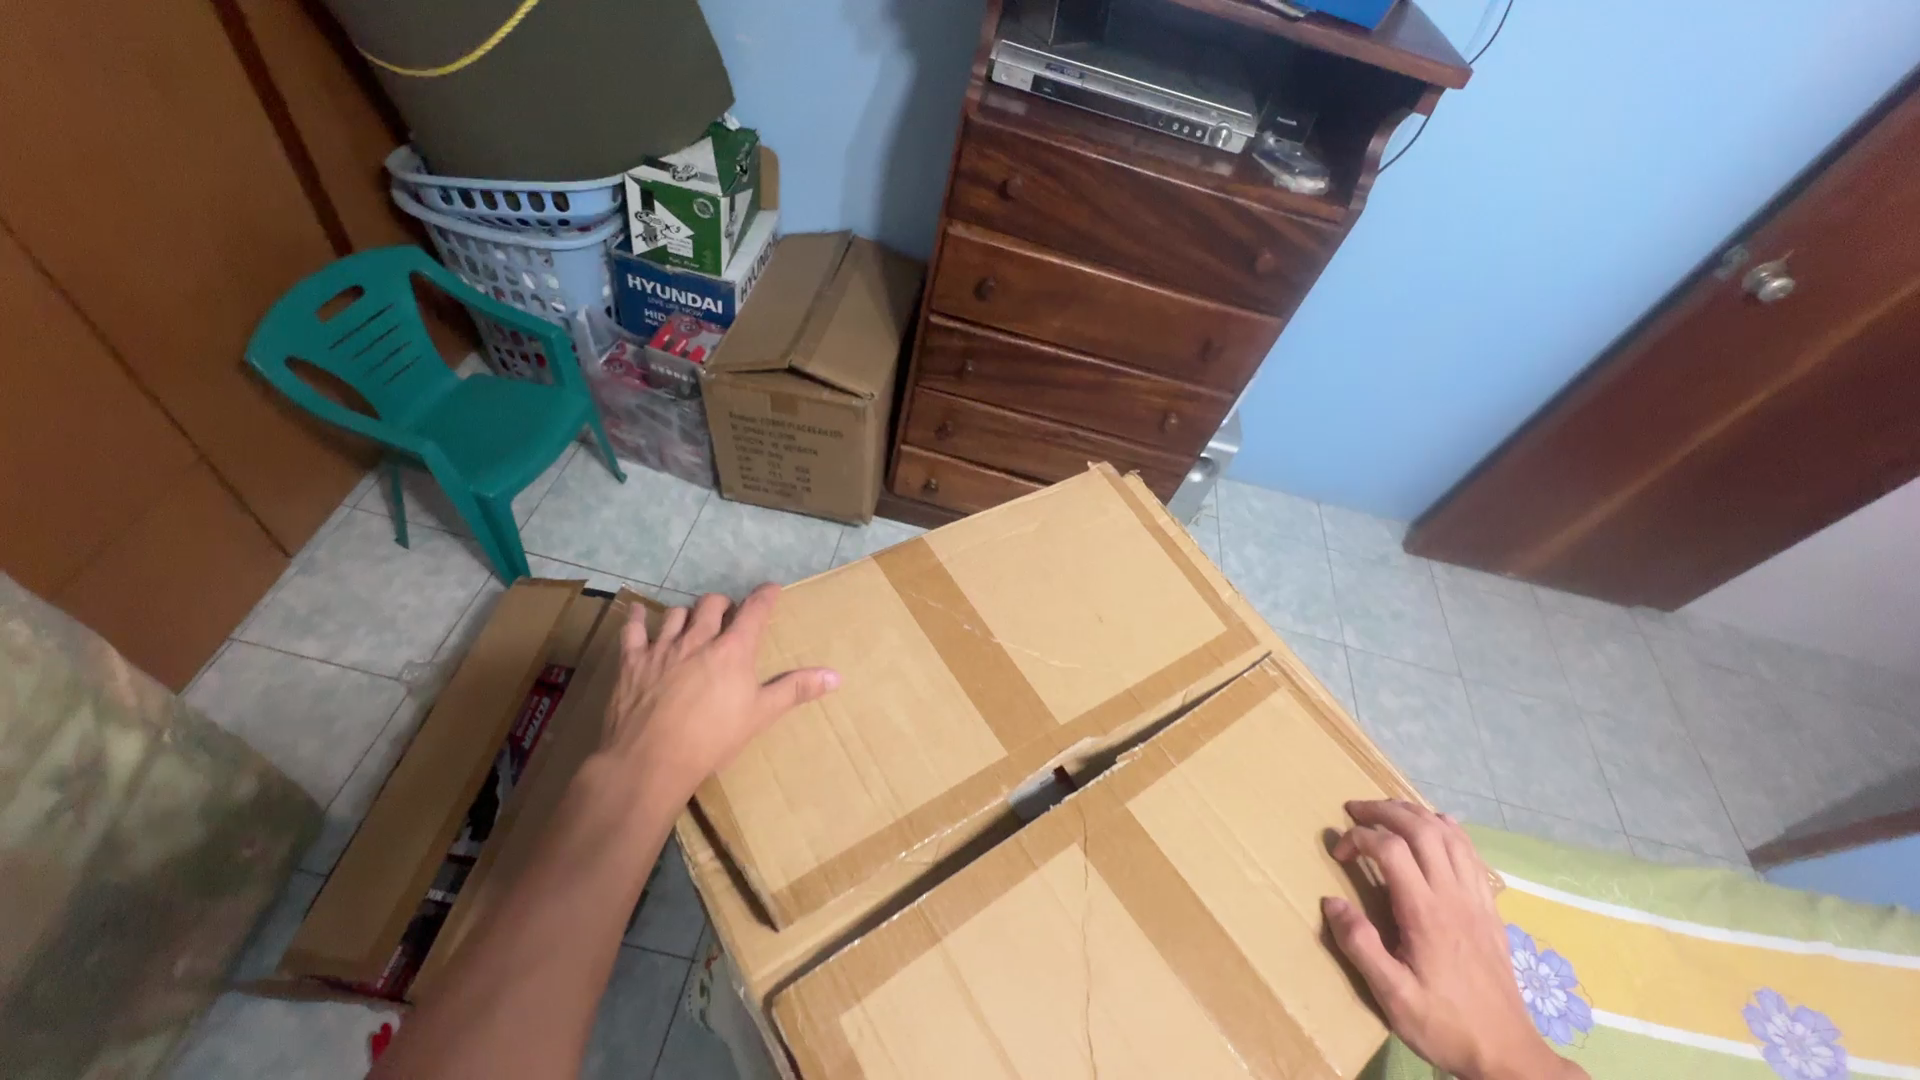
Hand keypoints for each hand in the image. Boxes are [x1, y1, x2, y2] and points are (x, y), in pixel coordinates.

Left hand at [600, 584, 838, 803]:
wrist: (651, 759)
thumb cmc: (712, 739)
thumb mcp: (760, 715)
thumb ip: (796, 690)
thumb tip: (836, 676)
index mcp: (733, 650)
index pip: (754, 611)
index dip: (765, 596)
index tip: (771, 588)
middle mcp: (698, 639)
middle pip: (712, 604)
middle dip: (723, 604)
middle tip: (727, 614)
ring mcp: (662, 648)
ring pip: (677, 613)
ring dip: (688, 613)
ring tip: (692, 621)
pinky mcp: (632, 661)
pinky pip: (633, 628)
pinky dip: (638, 617)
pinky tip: (639, 612)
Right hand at [1323, 800, 1583, 1079]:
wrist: (1508, 1055)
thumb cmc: (1444, 1025)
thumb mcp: (1392, 996)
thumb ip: (1360, 946)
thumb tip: (1331, 902)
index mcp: (1425, 912)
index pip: (1390, 849)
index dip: (1358, 837)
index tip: (1339, 852)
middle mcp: (1453, 896)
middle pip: (1421, 828)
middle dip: (1383, 811)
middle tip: (1354, 810)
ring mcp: (1476, 900)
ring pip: (1449, 834)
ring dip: (1415, 813)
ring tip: (1387, 811)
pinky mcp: (1490, 909)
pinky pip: (1471, 853)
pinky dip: (1448, 829)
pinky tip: (1435, 827)